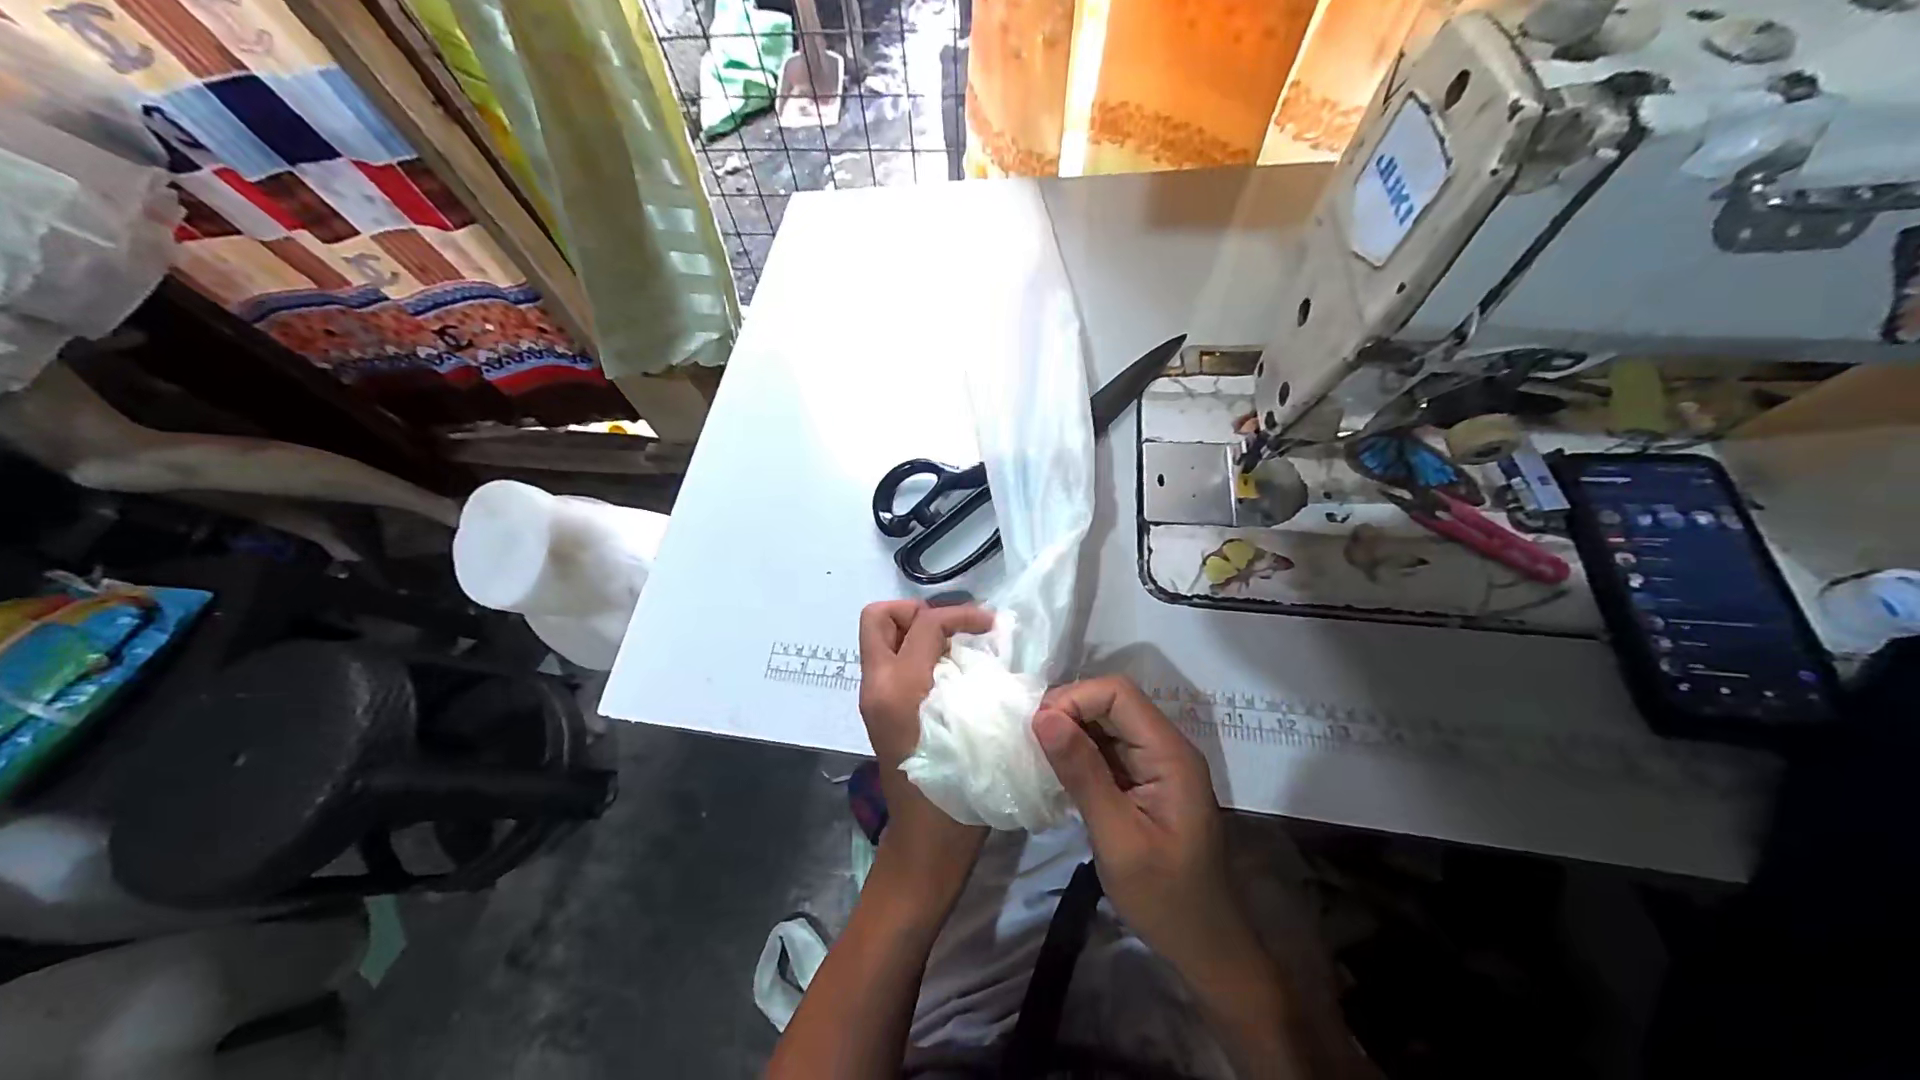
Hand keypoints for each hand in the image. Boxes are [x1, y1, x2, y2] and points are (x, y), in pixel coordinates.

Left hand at [857, 600, 992, 882]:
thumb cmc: (962, 791)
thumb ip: (982, 679)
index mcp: (900, 688)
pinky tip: (946, 676)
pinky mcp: (875, 711)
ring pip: (880, 639)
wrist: (927, 843)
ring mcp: (871, 699)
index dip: (962, 614)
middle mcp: (876, 686)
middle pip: (878, 618)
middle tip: (953, 632)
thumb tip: (991, 643)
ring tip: (955, 652)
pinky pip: (888, 663)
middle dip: (916, 613)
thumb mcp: (982, 728)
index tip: (992, 626)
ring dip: (915, 635)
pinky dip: (913, 656)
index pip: (925, 623)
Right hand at [1037, 677, 1313, 1079]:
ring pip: (1107, 723)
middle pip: (1112, 702)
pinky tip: (1058, 774)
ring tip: (1038, 758)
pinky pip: (1108, 748)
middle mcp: (1166, 748)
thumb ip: (1082, 773)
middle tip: (1031, 745)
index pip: (1118, 693)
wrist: (1203, 944)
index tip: (1038, 730)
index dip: (1075, 699)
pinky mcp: (1144, 781)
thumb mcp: (1117, 838)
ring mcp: (1156, 764)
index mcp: (1170, 754)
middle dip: (1068, 712)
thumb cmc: (1163, 897)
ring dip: (1070, 732)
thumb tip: (1042, 716)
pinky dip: (1079, 753)